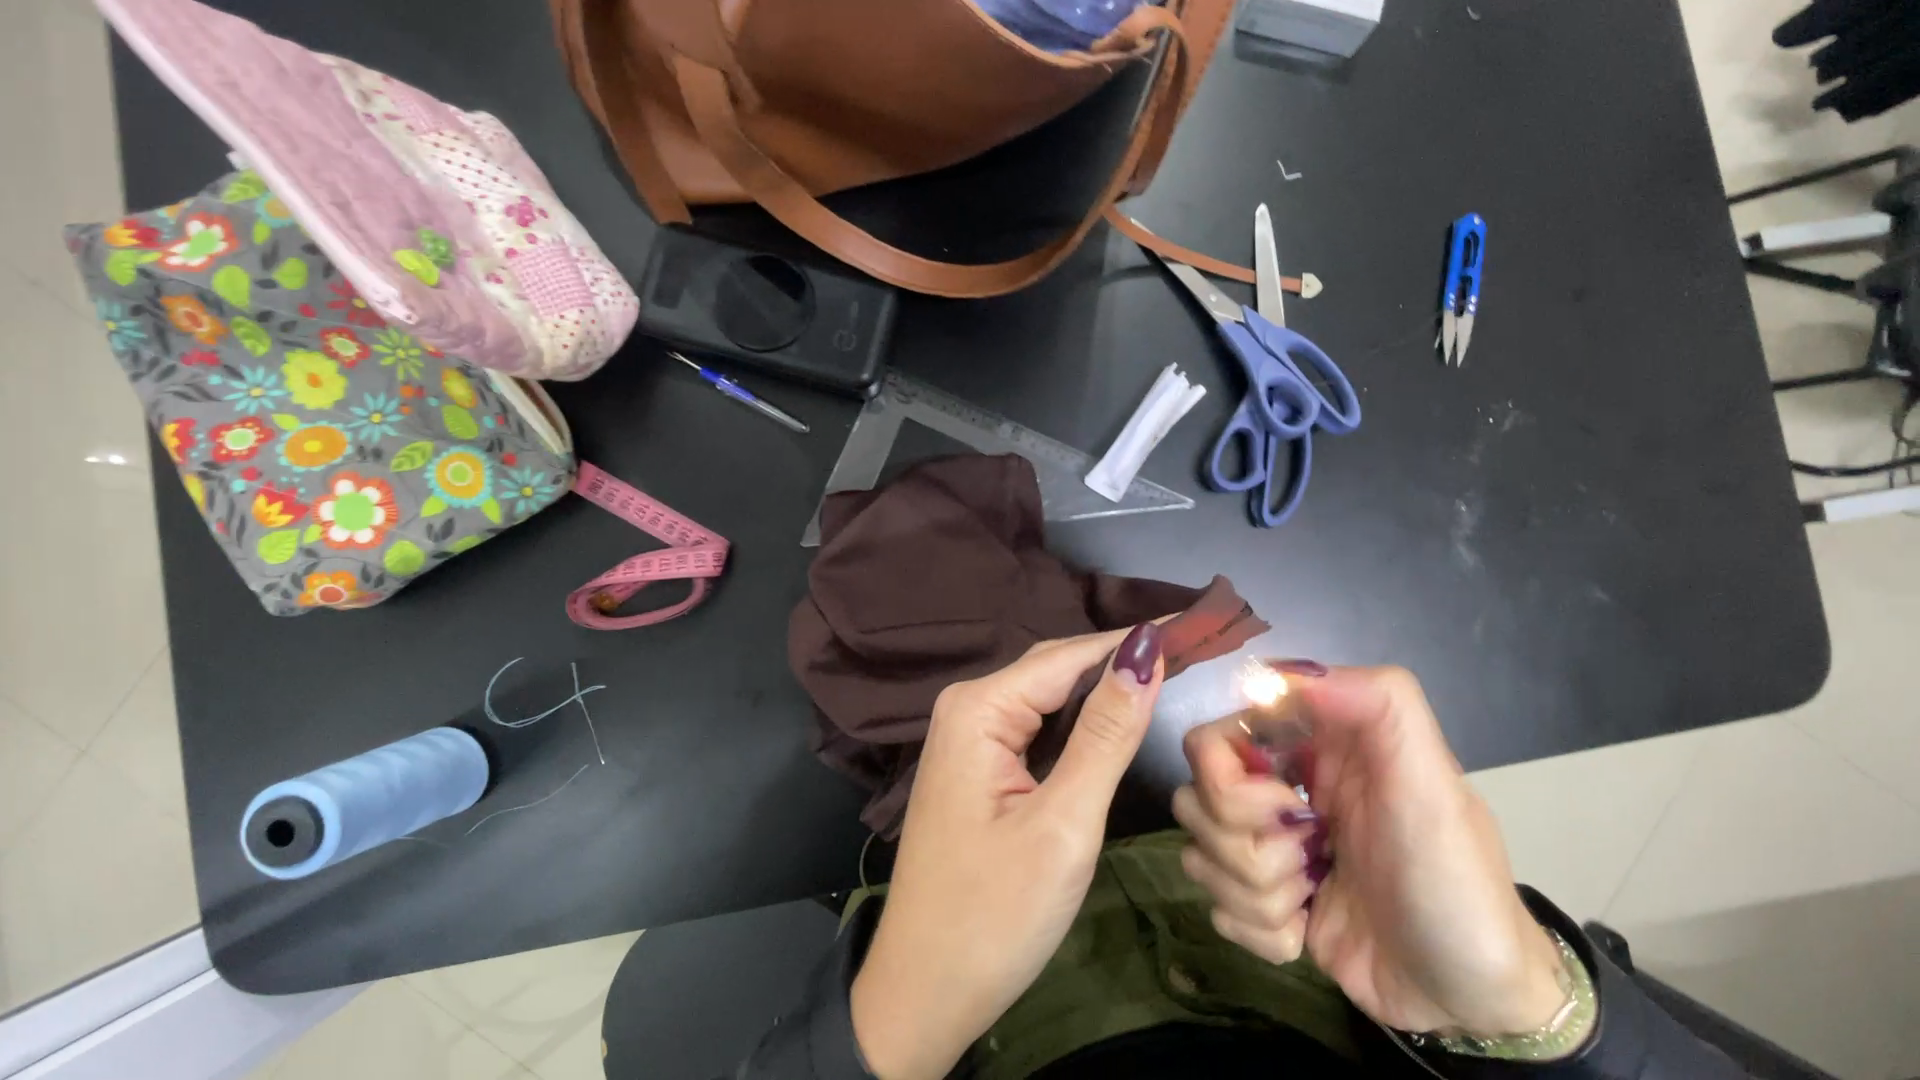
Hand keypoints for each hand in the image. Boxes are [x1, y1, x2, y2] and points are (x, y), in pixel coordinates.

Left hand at [850, 625, 1164, 1079]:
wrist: (927, 991)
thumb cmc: (995, 912)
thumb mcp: (1063, 822)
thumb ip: (1106, 734)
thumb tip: (1145, 649)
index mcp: (978, 709)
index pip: (1071, 654)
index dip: (1137, 636)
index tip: (1201, 620)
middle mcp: (967, 709)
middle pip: (1058, 668)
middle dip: (1124, 657)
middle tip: (1200, 646)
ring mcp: (969, 740)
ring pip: (1050, 697)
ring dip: (1107, 687)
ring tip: (1176, 671)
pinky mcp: (979, 770)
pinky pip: (1038, 727)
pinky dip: (1083, 721)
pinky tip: (1120, 718)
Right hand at [1179, 664, 1567, 1037]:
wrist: (1470, 999)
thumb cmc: (1454, 885)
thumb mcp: (1434, 786)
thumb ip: (1379, 705)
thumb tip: (1276, 674)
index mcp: (1311, 749)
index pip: (1214, 737)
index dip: (1229, 775)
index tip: (1285, 804)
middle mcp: (1280, 790)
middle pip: (1196, 797)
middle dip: (1246, 842)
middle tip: (1310, 857)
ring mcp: (1268, 849)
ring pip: (1199, 854)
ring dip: (1257, 892)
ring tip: (1316, 897)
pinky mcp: (1263, 904)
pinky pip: (1214, 907)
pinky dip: (1261, 931)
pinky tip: (1306, 931)